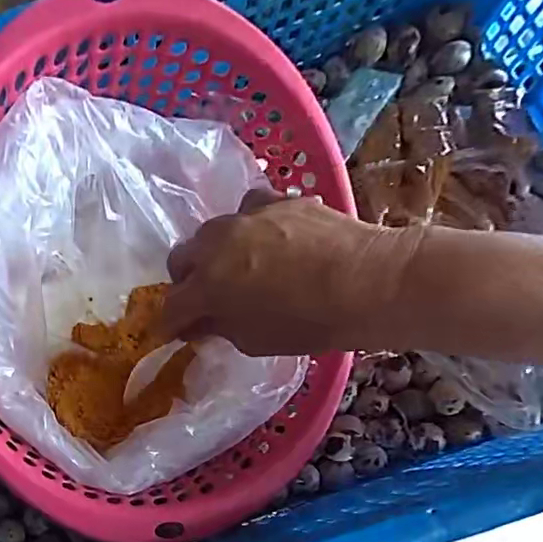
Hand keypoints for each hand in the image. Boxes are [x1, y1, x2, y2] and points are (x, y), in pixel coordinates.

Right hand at [162, 192, 424, 355]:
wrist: (371, 283)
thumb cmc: (309, 323)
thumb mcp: (253, 341)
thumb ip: (219, 327)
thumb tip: (203, 322)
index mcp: (206, 285)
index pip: (171, 307)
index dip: (171, 324)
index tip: (177, 333)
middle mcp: (216, 245)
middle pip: (181, 259)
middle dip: (186, 281)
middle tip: (205, 298)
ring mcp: (246, 218)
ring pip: (211, 231)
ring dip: (214, 251)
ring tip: (236, 265)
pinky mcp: (278, 201)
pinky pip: (249, 210)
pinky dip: (250, 226)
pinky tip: (267, 238)